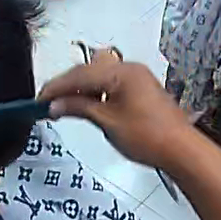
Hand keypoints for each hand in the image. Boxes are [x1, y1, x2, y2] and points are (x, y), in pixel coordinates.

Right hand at [40, 50, 198, 170]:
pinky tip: (86, 106)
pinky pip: (111, 84)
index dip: (56, 87)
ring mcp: (137, 78)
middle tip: (48, 104)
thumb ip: (79, 108)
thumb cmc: (148, 137)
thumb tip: (54, 105)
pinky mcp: (141, 90)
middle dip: (68, 86)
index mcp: (122, 71)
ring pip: (100, 76)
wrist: (181, 151)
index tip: (39, 100)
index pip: (80, 74)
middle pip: (89, 70)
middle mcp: (130, 69)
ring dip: (81, 88)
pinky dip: (96, 93)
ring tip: (64, 106)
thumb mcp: (107, 122)